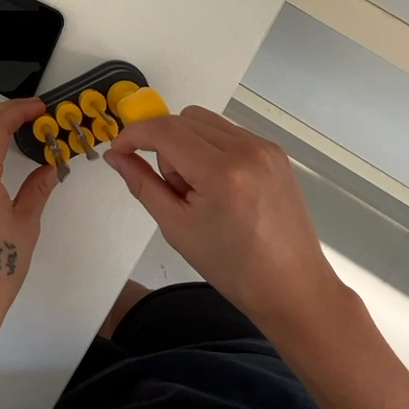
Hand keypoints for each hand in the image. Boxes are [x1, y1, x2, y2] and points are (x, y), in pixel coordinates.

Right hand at [105, 106, 335, 327]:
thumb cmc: (232, 267)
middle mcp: (246, 149)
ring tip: (198, 188)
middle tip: (173, 188)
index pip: (164, 130)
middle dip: (164, 145)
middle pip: (182, 119)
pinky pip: (226, 132)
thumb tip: (114, 155)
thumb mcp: (176, 227)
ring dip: (186, 143)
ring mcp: (264, 147)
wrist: (293, 289)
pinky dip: (210, 147)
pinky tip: (219, 185)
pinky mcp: (274, 151)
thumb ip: (142, 183)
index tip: (117, 150)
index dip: (133, 134)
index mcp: (221, 172)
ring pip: (203, 121)